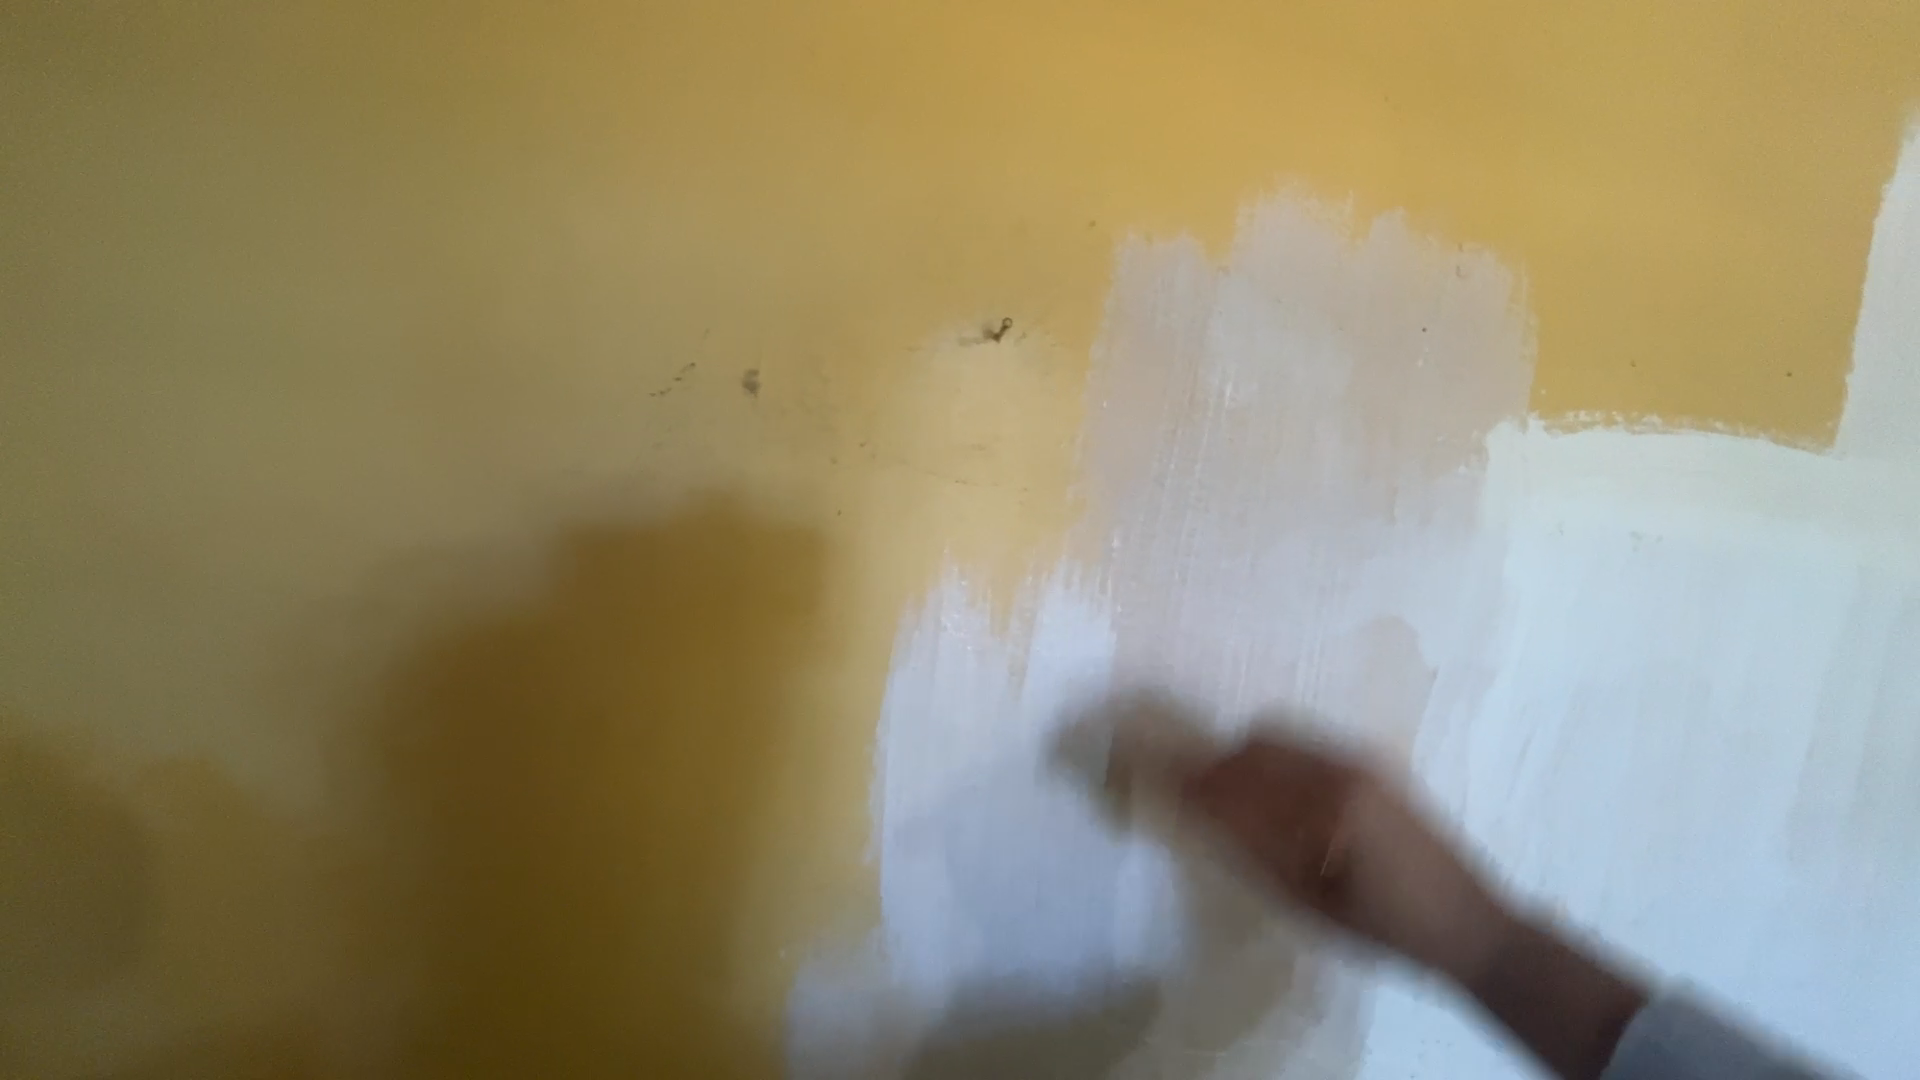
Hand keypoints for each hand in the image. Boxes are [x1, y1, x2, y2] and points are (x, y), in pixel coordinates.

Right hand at [1165, 734, 1514, 985]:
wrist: (1471, 925)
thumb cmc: (1386, 929)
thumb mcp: (1309, 903)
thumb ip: (1253, 850)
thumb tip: (1205, 813)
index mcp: (1328, 812)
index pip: (1242, 790)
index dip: (1195, 785)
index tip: (1161, 780)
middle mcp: (1341, 771)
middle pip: (1252, 750)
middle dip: (1213, 767)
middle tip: (1189, 789)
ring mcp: (1357, 759)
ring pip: (1272, 738)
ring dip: (1238, 758)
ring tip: (1223, 788)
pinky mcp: (1366, 758)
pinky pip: (1299, 741)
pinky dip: (1267, 755)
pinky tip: (1264, 786)